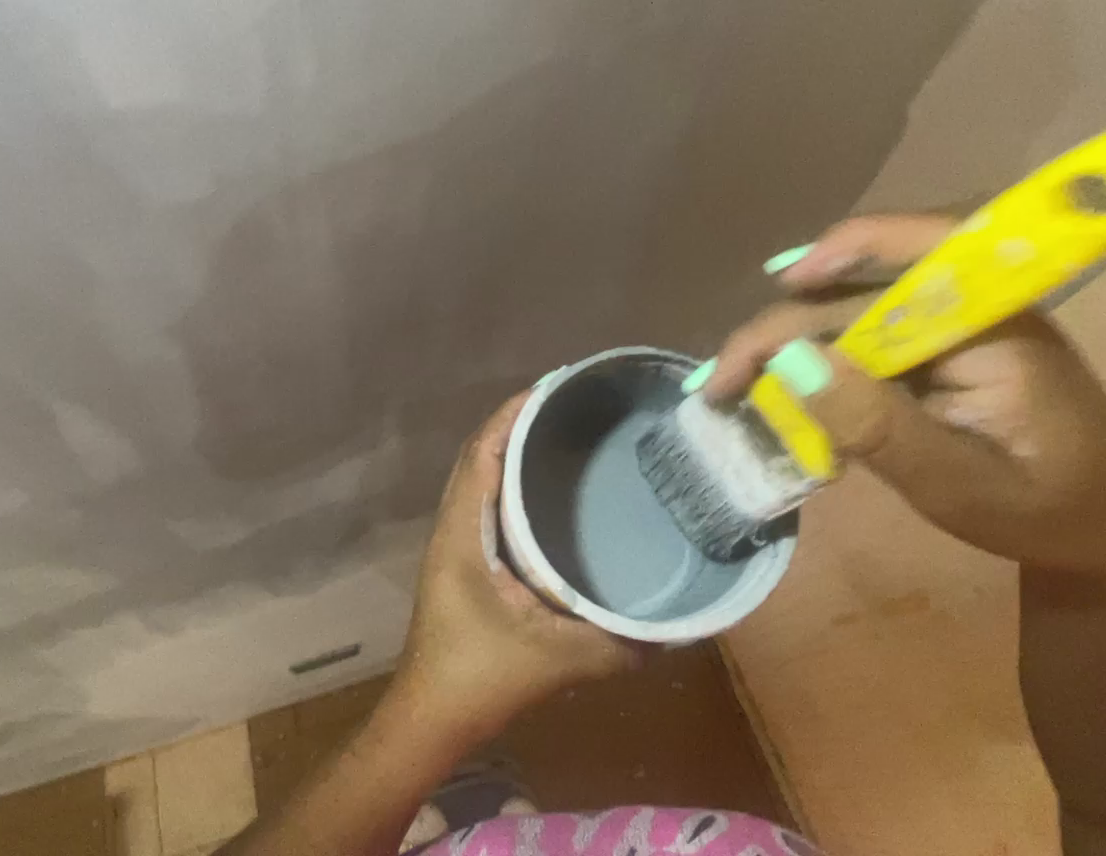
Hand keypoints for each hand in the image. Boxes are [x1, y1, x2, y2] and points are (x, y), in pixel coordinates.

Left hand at [391, 393, 645, 739]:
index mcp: (463, 532)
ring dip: (508, 450)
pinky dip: (505, 482)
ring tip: (557, 435)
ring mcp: (452, 543)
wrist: (429, 717)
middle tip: (567, 406)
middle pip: (477, 456)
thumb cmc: (479, 678)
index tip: (551, 388)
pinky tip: (542, 494)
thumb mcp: (556, 660)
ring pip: (476, 478)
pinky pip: (481, 503)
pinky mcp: (459, 561)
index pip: (481, 453)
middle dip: (515, 424)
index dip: (510, 414)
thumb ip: (616, 646)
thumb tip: (677, 632)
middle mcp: (452, 526)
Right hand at [701, 213, 1105, 578]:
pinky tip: (776, 395)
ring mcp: (943, 328)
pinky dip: (806, 365)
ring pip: (843, 312)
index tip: (783, 278)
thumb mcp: (962, 486)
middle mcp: (966, 308)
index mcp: (997, 323)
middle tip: (719, 384)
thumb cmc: (1050, 511)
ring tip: (732, 387)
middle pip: (856, 289)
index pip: (930, 245)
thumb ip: (880, 427)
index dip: (851, 244)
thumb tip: (792, 362)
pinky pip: (853, 340)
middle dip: (779, 329)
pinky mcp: (926, 351)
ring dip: (782, 346)